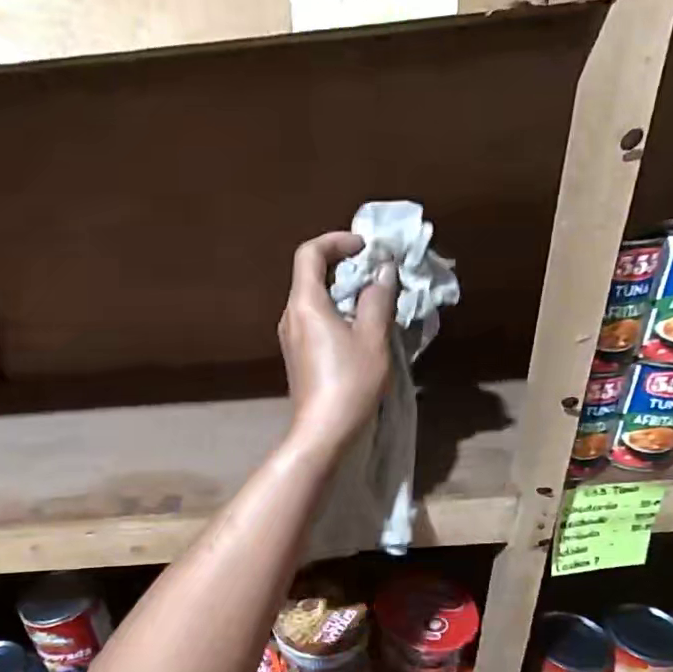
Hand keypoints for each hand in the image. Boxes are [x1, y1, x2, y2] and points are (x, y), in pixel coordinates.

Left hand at [278, 232, 393, 456]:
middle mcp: (290, 317)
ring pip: (313, 300)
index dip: (337, 241)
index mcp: (304, 305)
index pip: (309, 253)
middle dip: (344, 265)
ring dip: (343, 291)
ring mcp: (290, 338)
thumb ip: (377, 298)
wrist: (323, 430)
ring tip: (375, 299)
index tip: (365, 247)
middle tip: (377, 271)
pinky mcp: (297, 356)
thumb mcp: (372, 336)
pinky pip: (314, 320)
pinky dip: (337, 312)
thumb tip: (382, 270)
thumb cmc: (349, 382)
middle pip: (310, 275)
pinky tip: (361, 328)